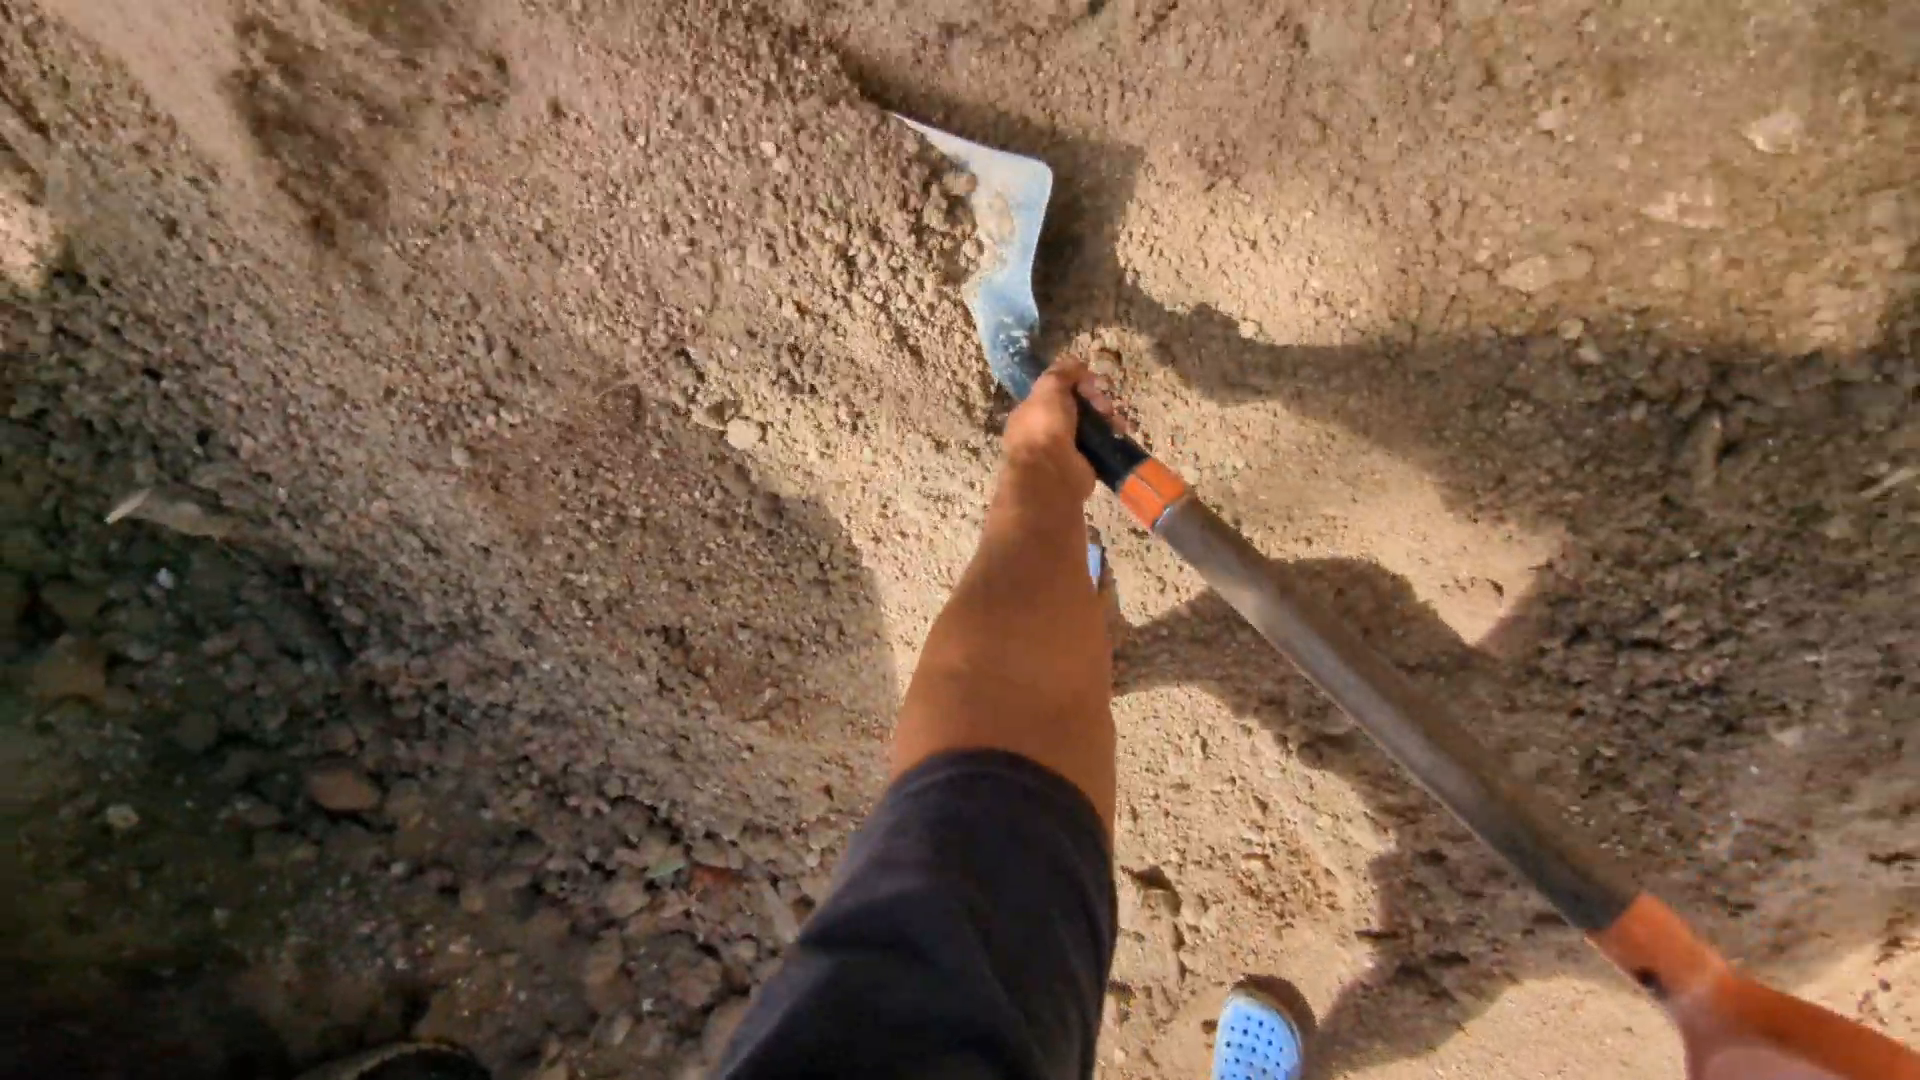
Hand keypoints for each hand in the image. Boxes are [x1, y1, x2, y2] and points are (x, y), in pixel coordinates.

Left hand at [1002, 360, 1126, 502]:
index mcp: (1031, 413)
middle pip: (1077, 407)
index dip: (1075, 383)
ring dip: (1106, 417)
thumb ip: (1062, 372)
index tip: (1090, 381)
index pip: (1055, 392)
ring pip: (1091, 425)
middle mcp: (1046, 431)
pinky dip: (1112, 437)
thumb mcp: (1049, 388)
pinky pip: (1100, 445)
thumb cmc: (1045, 427)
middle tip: (1103, 404)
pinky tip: (1120, 431)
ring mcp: (1065, 449)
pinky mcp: (1084, 464)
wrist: (1052, 474)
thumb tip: (1076, 363)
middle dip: (1095, 400)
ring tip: (1114, 419)